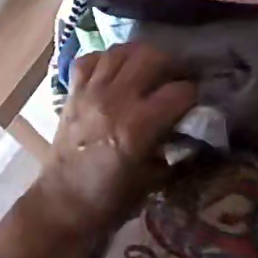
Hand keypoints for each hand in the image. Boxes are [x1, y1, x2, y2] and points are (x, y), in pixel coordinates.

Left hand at [26, 43, 196, 237]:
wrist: (60, 206)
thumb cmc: (109, 201)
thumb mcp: (152, 181)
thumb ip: (173, 149)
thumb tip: (194, 127)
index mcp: (136, 127)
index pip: (178, 92)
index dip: (193, 93)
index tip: (197, 99)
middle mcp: (114, 100)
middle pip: (151, 58)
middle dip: (172, 64)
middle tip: (178, 76)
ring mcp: (90, 92)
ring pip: (121, 51)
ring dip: (141, 55)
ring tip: (151, 67)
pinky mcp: (73, 92)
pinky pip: (91, 59)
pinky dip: (106, 60)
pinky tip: (116, 71)